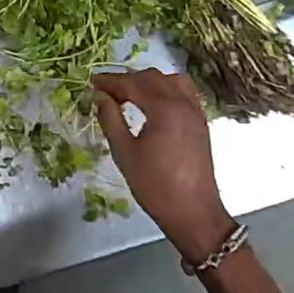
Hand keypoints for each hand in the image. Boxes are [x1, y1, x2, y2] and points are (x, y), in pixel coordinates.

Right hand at [94, 68, 235, 263]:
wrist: (194, 213)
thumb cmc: (156, 186)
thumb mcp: (125, 153)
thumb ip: (111, 119)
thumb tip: (101, 97)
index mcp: (164, 109)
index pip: (132, 84)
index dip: (110, 81)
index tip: (93, 82)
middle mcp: (183, 103)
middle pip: (152, 78)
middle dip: (127, 80)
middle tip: (106, 90)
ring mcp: (195, 111)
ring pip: (170, 80)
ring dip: (148, 81)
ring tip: (130, 93)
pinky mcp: (200, 122)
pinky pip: (184, 92)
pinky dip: (166, 88)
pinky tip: (154, 102)